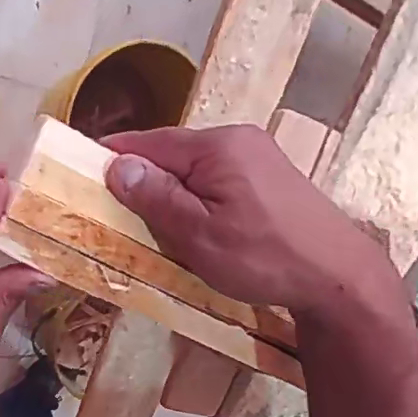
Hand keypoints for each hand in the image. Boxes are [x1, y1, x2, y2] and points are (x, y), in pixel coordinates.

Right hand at [101, 124, 411, 329]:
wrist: (337, 276)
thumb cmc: (262, 258)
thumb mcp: (198, 234)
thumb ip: (157, 197)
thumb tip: (117, 164)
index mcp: (217, 147)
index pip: (149, 142)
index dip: (113, 155)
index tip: (80, 169)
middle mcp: (237, 140)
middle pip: (171, 152)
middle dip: (139, 176)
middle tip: (110, 206)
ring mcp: (257, 156)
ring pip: (193, 168)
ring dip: (166, 189)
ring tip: (145, 219)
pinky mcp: (269, 177)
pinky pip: (215, 179)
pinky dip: (192, 196)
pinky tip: (188, 221)